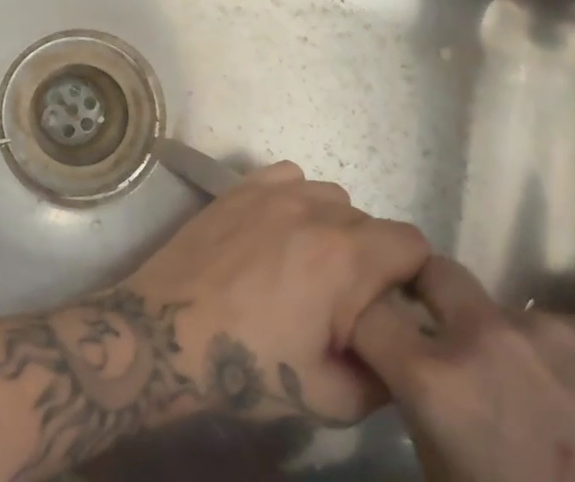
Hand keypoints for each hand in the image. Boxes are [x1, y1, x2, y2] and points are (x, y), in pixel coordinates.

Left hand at [123, 160, 429, 424]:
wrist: (162, 336)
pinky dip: (294, 199)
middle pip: (369, 222)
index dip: (409, 277)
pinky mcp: (237, 189)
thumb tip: (399, 355)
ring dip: (331, 228)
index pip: (412, 244)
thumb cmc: (246, 367)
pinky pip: (288, 178)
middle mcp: (313, 210)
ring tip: (304, 267)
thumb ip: (384, 376)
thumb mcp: (331, 397)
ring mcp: (271, 193)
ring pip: (330, 198)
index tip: (385, 308)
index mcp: (344, 256)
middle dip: (368, 260)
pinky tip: (277, 234)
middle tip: (339, 302)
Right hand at [351, 257, 574, 481]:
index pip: (365, 314)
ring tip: (546, 403)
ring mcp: (556, 329)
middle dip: (427, 296)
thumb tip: (422, 395)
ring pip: (507, 314)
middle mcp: (489, 336)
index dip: (363, 325)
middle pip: (432, 273)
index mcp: (439, 381)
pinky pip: (566, 333)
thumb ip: (427, 427)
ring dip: (507, 345)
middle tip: (444, 342)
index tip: (372, 341)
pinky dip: (563, 360)